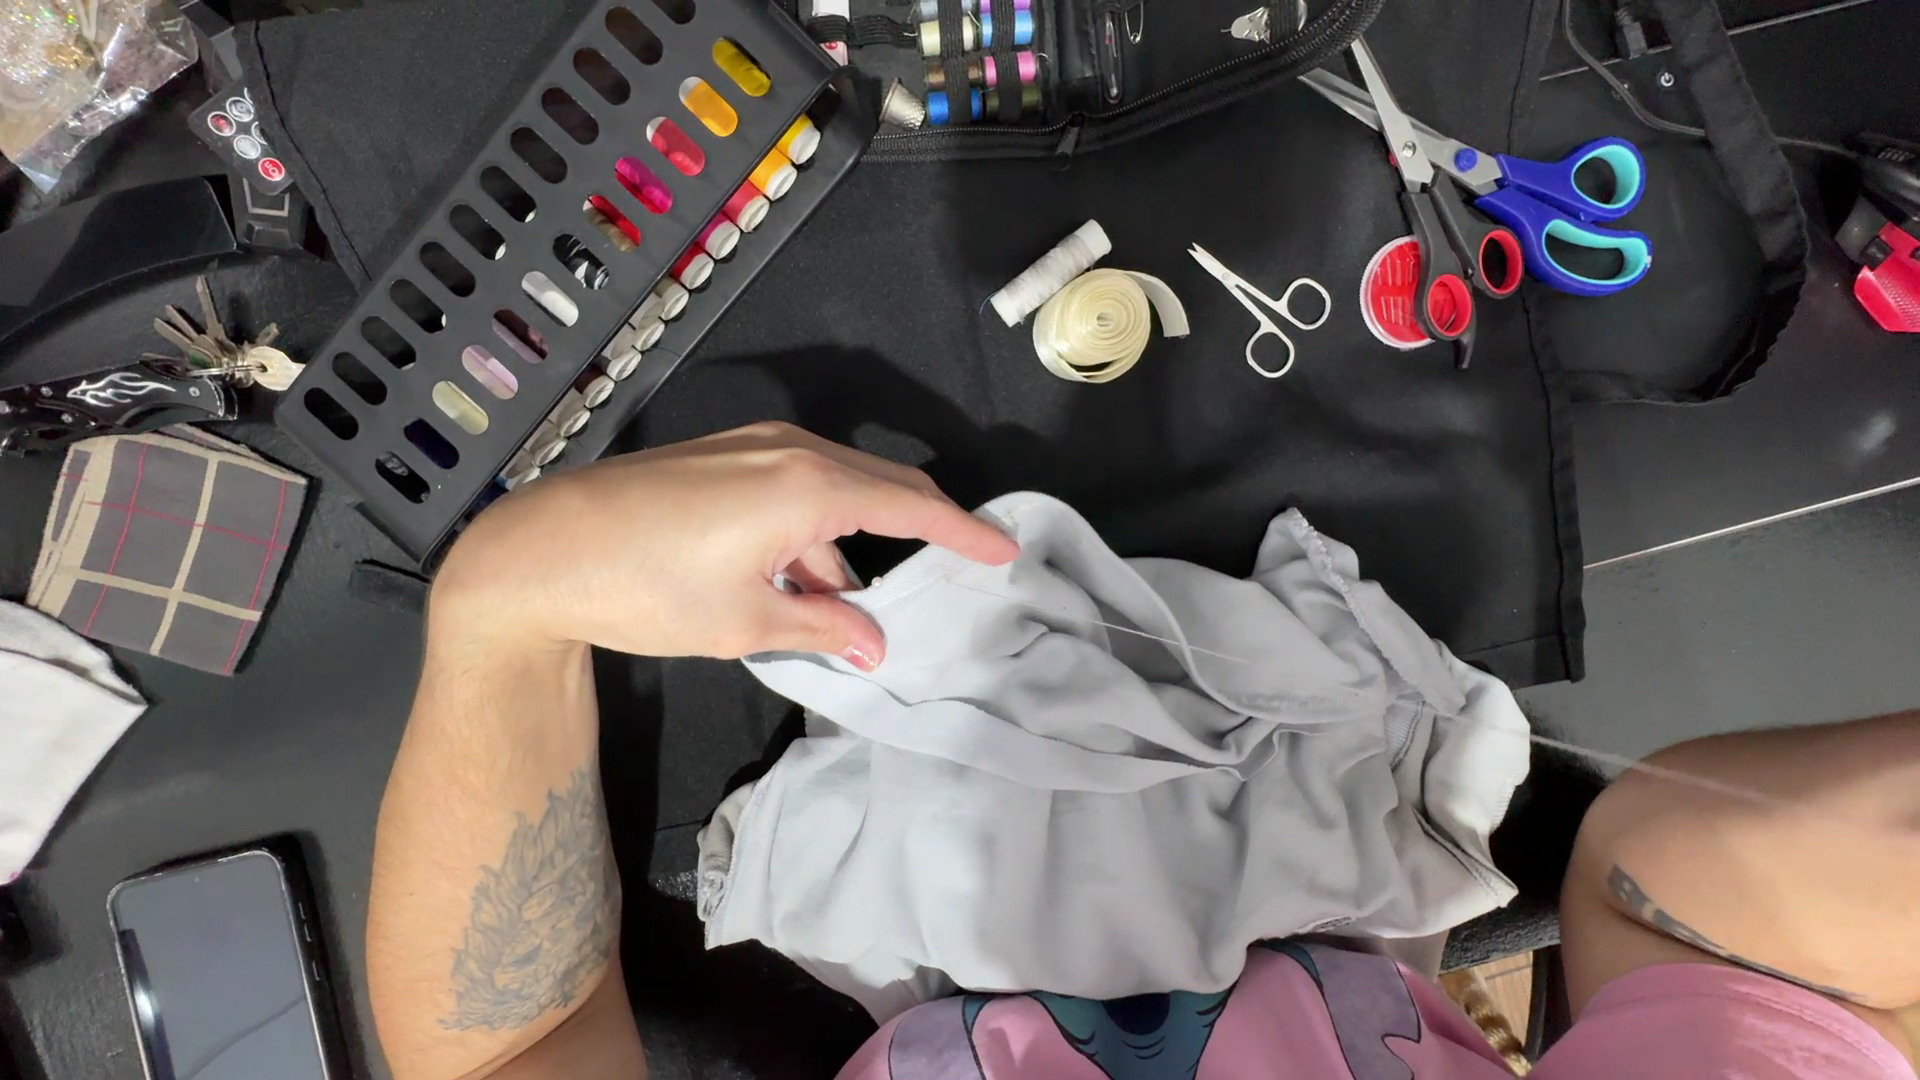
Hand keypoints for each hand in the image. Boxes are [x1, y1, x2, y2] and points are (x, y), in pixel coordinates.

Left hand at [430, 422, 1017, 669]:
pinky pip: (798, 485)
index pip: (911, 506)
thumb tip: (874, 645)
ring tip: (845, 601)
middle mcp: (791, 451)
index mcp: (809, 488)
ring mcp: (756, 446)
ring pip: (838, 487)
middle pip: (883, 484)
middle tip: (957, 559)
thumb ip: (822, 625)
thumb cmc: (650, 589)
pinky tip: (796, 573)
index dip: (963, 530)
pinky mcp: (728, 456)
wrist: (541, 550)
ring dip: (854, 539)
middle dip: (923, 524)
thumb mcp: (746, 621)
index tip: (1003, 548)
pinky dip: (815, 528)